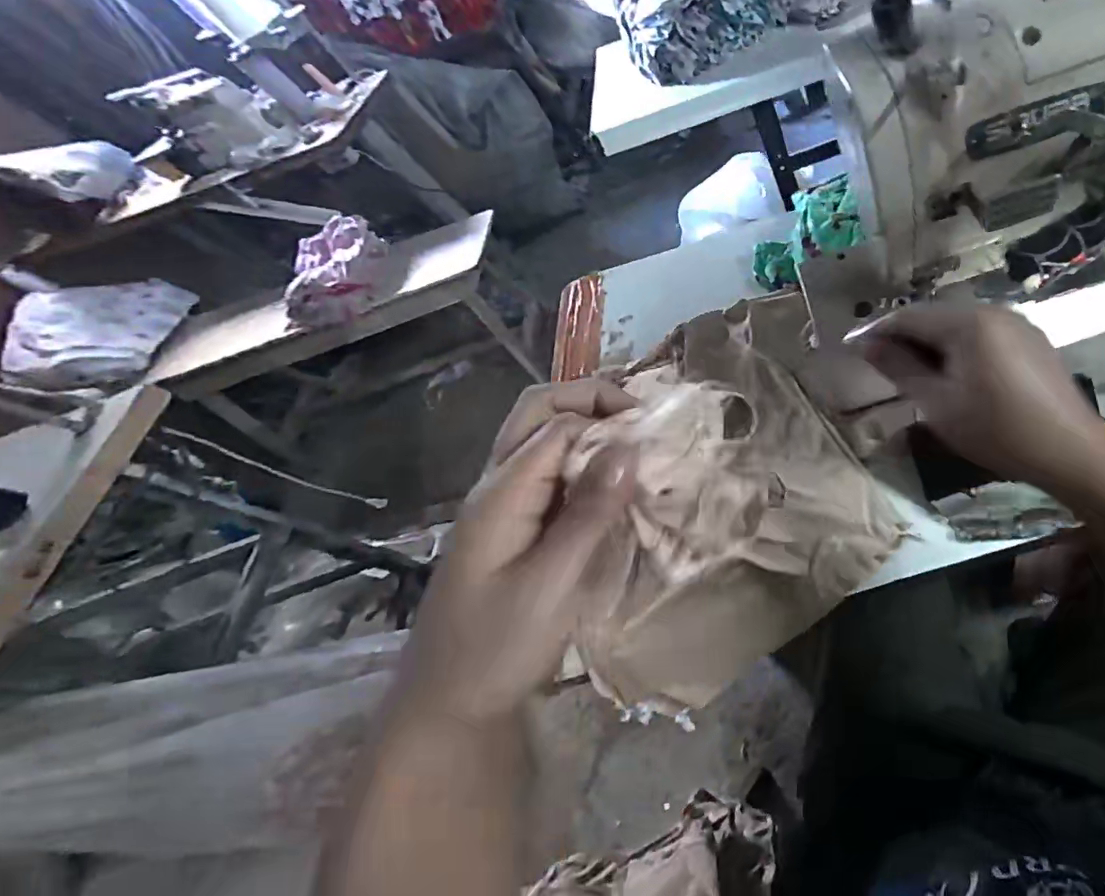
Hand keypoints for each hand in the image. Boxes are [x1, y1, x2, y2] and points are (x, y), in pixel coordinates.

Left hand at [394, 381, 637, 726]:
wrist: (446, 706)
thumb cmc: (497, 648)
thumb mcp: (553, 582)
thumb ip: (590, 511)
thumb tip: (630, 444)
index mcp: (501, 493)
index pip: (559, 423)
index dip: (609, 417)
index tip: (657, 437)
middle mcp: (497, 485)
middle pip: (538, 410)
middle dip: (593, 399)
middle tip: (644, 419)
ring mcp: (502, 503)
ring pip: (541, 435)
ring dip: (588, 424)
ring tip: (637, 440)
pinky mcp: (514, 523)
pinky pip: (548, 468)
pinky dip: (584, 457)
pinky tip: (613, 480)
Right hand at [854, 304, 1104, 492]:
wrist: (1071, 451)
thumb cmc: (997, 430)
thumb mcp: (939, 404)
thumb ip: (900, 368)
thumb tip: (867, 344)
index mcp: (967, 321)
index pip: (908, 316)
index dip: (877, 331)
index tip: (851, 347)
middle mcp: (993, 310)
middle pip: (936, 316)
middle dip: (906, 337)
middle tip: (882, 364)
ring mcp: (1018, 323)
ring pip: (962, 325)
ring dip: (934, 343)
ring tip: (917, 373)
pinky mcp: (1034, 341)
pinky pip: (986, 335)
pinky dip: (963, 349)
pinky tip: (959, 375)